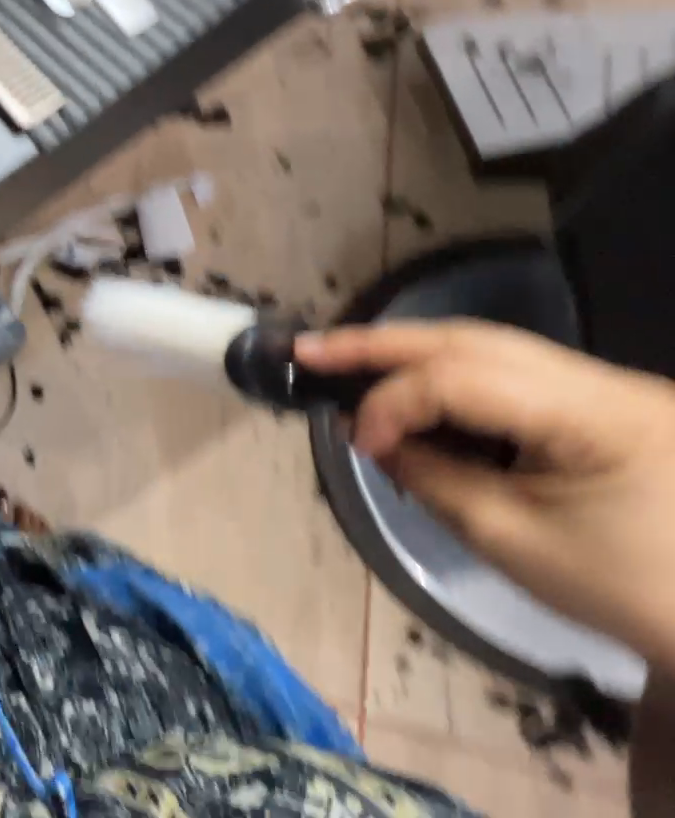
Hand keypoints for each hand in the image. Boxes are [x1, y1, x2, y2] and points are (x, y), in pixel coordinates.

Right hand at [296, 321, 674, 666]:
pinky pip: (506, 374)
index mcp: (599, 416)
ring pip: (487, 348)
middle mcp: (608, 384)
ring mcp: (609, 390)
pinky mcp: (601, 405)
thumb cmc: (622, 589)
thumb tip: (362, 432)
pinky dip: (442, 375)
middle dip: (382, 345)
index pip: (461, 380)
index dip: (393, 404)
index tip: (357, 446)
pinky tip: (401, 385)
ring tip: (337, 357)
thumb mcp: (506, 535)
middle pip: (473, 341)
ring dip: (406, 352)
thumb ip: (426, 471)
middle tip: (307, 352)